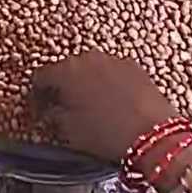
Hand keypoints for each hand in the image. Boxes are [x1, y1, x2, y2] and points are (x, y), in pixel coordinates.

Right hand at [30, 52, 180, 160]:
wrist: (155, 135)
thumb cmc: (107, 134)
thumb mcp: (70, 131)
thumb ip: (54, 115)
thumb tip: (51, 108)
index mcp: (66, 71)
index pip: (41, 76)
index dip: (37, 92)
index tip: (38, 105)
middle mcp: (88, 58)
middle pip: (67, 69)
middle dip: (63, 85)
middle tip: (64, 106)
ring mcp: (113, 59)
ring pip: (91, 68)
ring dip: (87, 82)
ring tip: (92, 104)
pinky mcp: (134, 66)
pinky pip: (112, 72)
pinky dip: (109, 82)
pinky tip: (114, 101)